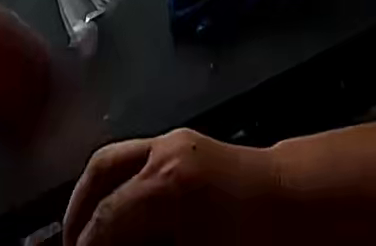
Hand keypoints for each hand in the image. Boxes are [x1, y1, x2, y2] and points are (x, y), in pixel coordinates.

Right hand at [63, 129, 279, 245]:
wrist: (296, 202)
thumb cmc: (252, 238)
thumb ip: (139, 244)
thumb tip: (107, 245)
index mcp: (164, 182)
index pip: (101, 221)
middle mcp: (165, 150)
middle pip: (100, 172)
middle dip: (79, 214)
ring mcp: (177, 140)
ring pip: (117, 158)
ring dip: (98, 195)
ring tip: (93, 236)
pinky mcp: (188, 142)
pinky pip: (139, 157)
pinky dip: (122, 184)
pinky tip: (126, 219)